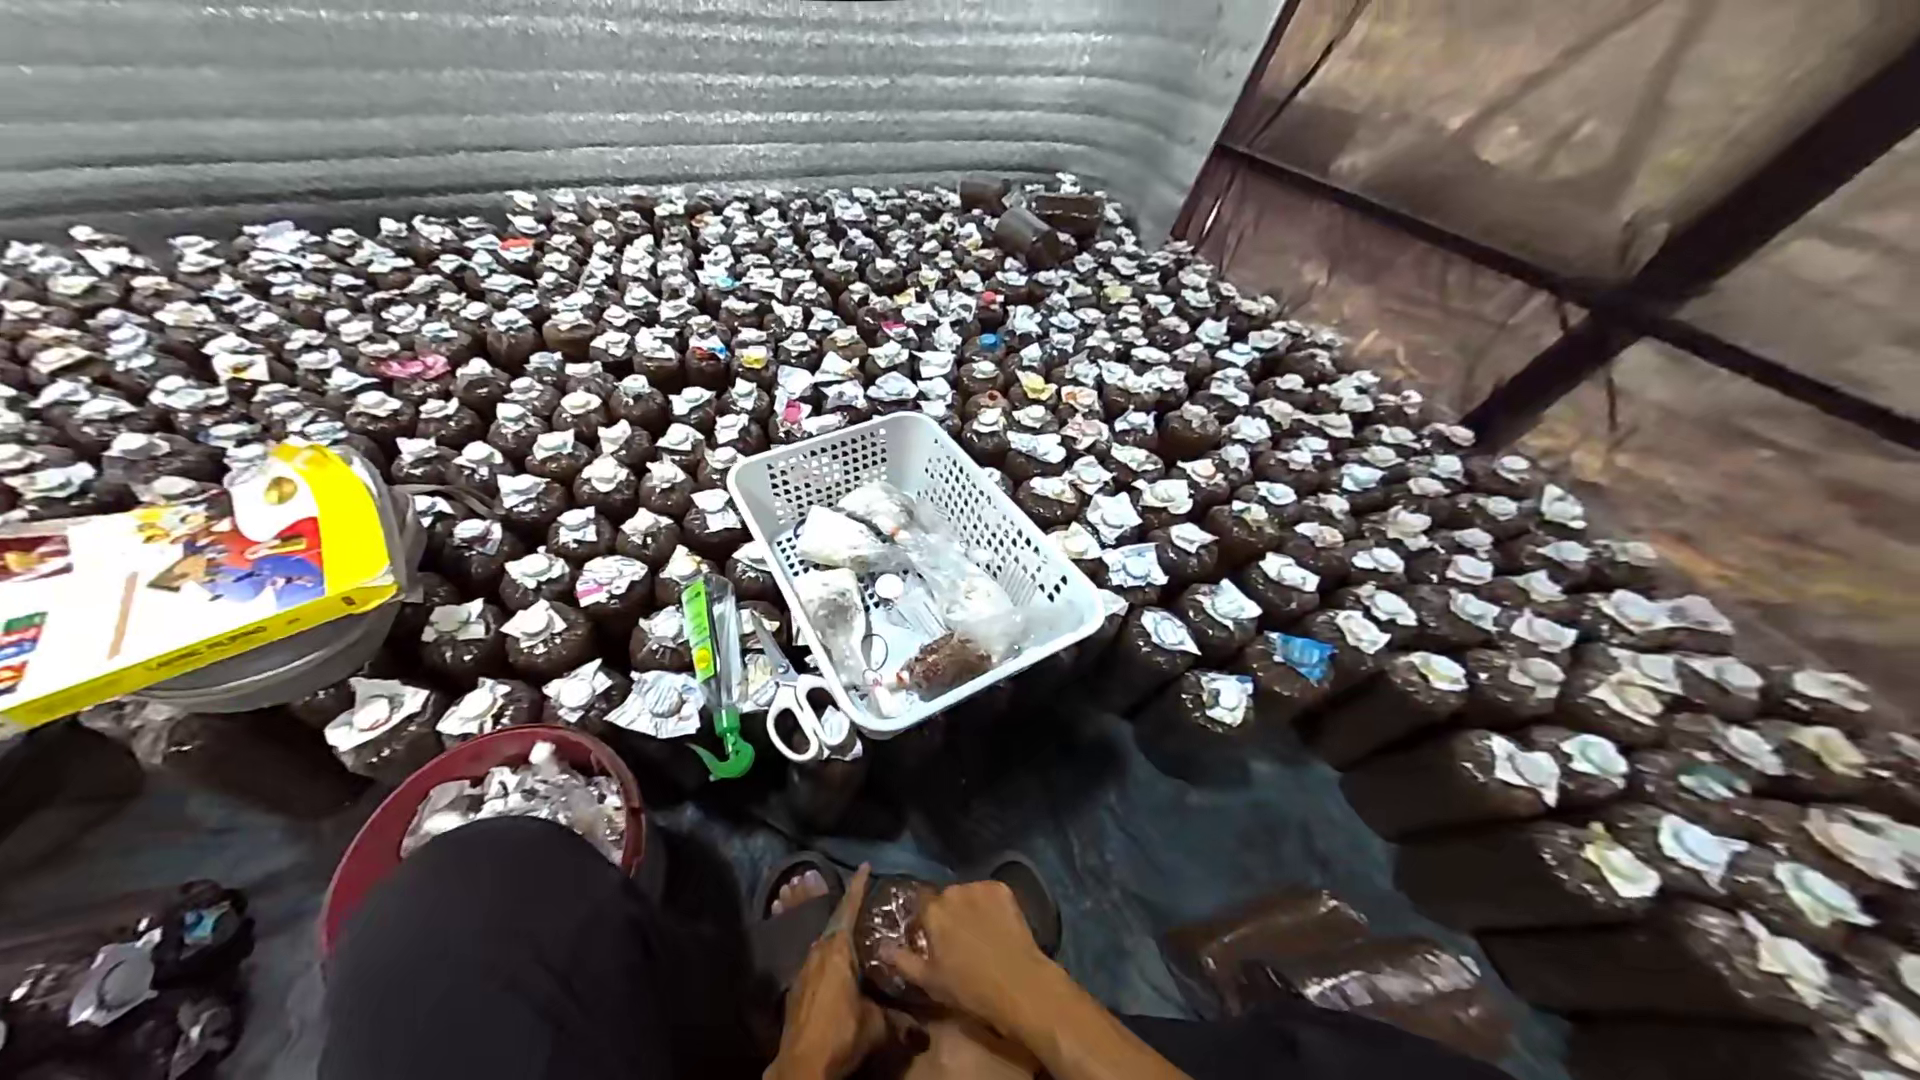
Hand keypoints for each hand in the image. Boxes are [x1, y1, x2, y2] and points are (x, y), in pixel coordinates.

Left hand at [768, 864, 887, 1079]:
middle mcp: (818, 950)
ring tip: (853, 932)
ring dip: (837, 934)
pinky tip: (836, 966)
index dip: (858, 885)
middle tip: (865, 901)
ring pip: (823, 942)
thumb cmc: (841, 1034)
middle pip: (835, 921)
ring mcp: (803, 969)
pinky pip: (815, 961)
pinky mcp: (796, 989)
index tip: (865, 866)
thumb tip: (921, 1027)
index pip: (849, 907)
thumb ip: (898, 1016)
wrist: (800, 1068)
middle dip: (849, 909)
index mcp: (838, 948)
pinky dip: (827, 956)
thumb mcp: (877, 1024)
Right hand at [879, 880, 1056, 1025]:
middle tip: (958, 938)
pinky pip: (990, 893)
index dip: (925, 921)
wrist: (1018, 983)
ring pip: (968, 894)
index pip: (921, 904)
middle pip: (946, 898)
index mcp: (932, 911)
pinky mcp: (1003, 888)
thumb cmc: (969, 988)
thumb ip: (902, 961)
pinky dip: (990, 904)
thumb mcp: (929, 981)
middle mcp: (953, 891)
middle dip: (948, 913)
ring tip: (980, 932)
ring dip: (969, 907)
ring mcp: (980, 887)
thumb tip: (881, 947)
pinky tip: (997, 924)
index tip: (931, 937)